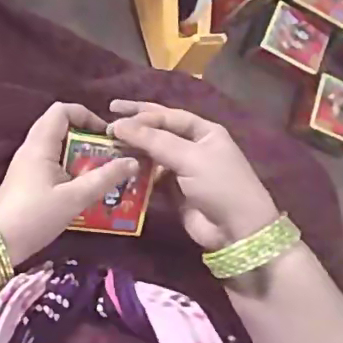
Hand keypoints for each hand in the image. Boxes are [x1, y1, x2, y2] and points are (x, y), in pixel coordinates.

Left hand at [0, 102, 139, 260]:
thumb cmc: (34, 216)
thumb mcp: (74, 198)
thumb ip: (104, 178)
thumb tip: (132, 161)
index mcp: (40, 145)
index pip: (62, 110)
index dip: (86, 115)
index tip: (106, 135)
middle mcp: (32, 149)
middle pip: (62, 128)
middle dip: (88, 138)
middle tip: (110, 156)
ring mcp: (28, 166)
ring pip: (59, 149)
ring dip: (82, 157)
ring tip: (104, 174)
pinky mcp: (27, 182)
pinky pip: (53, 165)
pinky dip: (71, 171)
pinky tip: (85, 190)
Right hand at [107, 100, 278, 251]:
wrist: (236, 230)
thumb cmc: (219, 185)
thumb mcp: (189, 157)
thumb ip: (153, 141)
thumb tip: (118, 125)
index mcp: (203, 132)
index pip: (168, 116)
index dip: (141, 113)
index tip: (114, 113)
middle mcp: (193, 147)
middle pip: (159, 132)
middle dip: (134, 128)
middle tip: (106, 124)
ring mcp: (183, 169)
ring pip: (152, 155)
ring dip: (132, 151)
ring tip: (107, 148)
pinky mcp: (173, 191)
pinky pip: (150, 177)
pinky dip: (136, 174)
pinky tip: (119, 170)